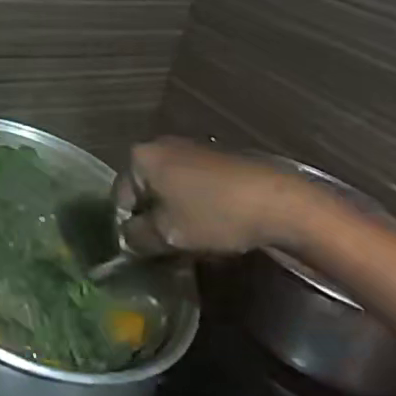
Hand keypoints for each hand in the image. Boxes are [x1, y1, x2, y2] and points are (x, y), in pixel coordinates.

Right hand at [114, 137, 329, 255]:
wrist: (276, 199)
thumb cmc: (213, 213)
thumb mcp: (169, 234)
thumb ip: (138, 237)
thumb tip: (128, 237)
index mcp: (141, 156)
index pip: (120, 196)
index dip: (130, 227)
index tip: (147, 251)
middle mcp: (161, 145)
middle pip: (146, 191)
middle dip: (154, 220)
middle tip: (169, 250)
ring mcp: (190, 149)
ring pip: (170, 190)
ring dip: (176, 215)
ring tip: (195, 243)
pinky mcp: (215, 159)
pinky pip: (193, 186)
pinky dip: (196, 206)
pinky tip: (214, 228)